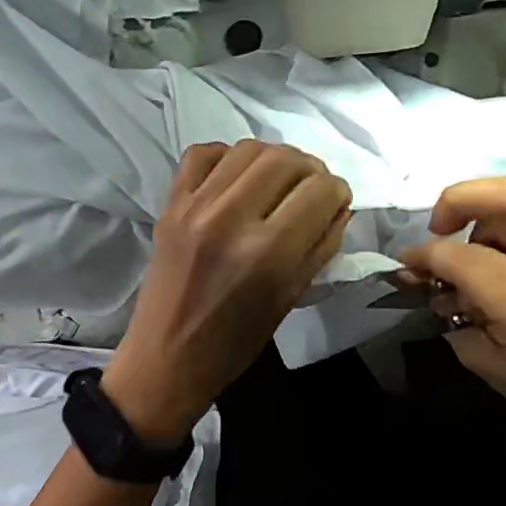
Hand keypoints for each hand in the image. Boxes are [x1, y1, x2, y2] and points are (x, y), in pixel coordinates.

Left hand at [104, 141, 351, 443]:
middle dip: (311, 170)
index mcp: (269, 253)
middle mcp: (231, 219)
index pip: (320, 190)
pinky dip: (226, 157)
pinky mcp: (170, 205)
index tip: (335, 203)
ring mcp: (194, 207)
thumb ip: (320, 247)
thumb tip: (337, 206)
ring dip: (273, 159)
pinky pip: (202, 154)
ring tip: (277, 183)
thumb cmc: (236, 341)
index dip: (338, 192)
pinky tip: (236, 179)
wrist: (168, 357)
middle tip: (310, 191)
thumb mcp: (291, 298)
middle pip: (286, 159)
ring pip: (247, 148)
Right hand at [400, 176, 505, 444]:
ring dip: (483, 224)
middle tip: (439, 226)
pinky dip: (505, 234)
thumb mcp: (483, 359)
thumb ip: (449, 310)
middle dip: (462, 198)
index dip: (431, 255)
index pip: (473, 261)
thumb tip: (418, 270)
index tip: (409, 260)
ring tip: (477, 266)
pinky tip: (504, 266)